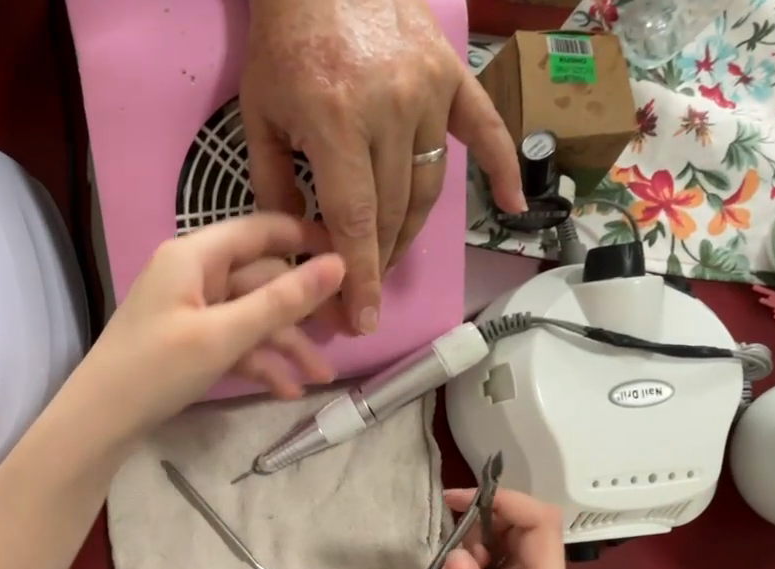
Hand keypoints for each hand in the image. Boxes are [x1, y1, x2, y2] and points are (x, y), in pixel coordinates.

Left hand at [64, 213, 344, 437]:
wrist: (99, 422)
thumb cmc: (156, 370)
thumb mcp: (223, 336)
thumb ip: (281, 301)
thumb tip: (338, 264)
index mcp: (194, 255)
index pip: (261, 230)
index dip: (307, 241)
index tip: (352, 256)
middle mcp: (193, 275)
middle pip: (261, 281)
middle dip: (301, 312)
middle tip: (346, 334)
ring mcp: (190, 311)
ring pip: (251, 318)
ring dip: (285, 347)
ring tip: (320, 379)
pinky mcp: (188, 344)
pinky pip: (233, 343)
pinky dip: (258, 364)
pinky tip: (286, 391)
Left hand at [240, 0, 526, 336]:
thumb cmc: (284, 43)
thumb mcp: (259, 117)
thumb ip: (273, 184)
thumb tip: (291, 244)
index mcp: (336, 124)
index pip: (355, 220)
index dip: (360, 276)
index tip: (362, 319)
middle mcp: (391, 112)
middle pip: (392, 211)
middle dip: (377, 262)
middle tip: (362, 296)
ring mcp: (429, 92)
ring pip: (428, 186)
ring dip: (410, 232)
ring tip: (390, 259)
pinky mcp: (453, 76)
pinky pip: (486, 129)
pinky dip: (503, 168)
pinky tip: (515, 206)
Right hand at [437, 488, 568, 568]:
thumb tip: (457, 556)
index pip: (541, 528)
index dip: (507, 503)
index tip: (460, 504)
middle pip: (521, 527)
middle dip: (482, 523)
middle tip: (446, 549)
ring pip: (500, 543)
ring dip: (468, 549)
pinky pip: (482, 565)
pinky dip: (461, 568)